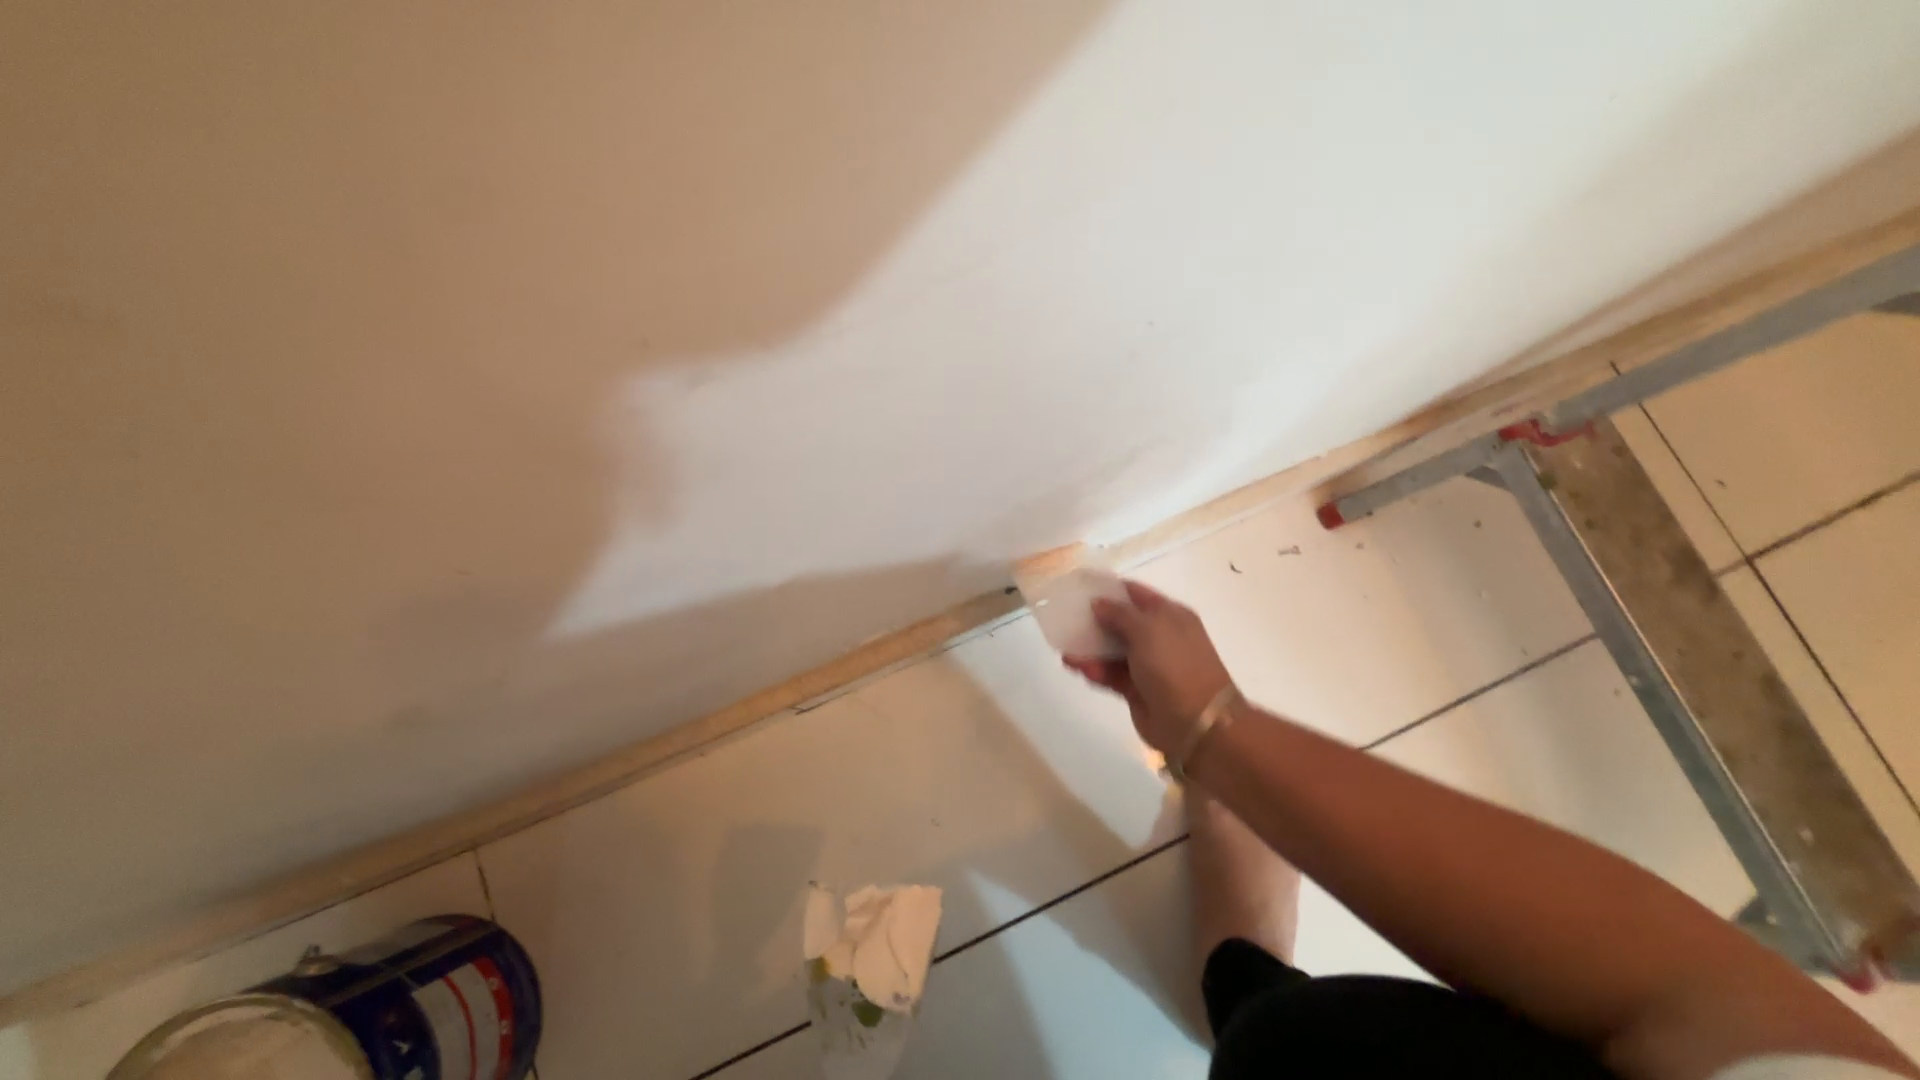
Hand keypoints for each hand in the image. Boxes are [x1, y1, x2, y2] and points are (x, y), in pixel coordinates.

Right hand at [1062, 580, 1234, 754]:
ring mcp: (1149, 665)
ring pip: (1113, 651)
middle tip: (1066, 619)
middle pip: (1121, 623)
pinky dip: (1095, 670)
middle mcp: (1160, 637)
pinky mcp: (1137, 690)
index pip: (1136, 595)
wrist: (1196, 722)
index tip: (1080, 588)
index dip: (1110, 589)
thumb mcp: (1148, 629)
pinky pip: (1111, 675)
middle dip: (1095, 620)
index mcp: (1170, 615)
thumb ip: (1119, 613)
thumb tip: (1099, 603)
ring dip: (1090, 648)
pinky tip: (1076, 667)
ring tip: (1064, 648)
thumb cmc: (1175, 665)